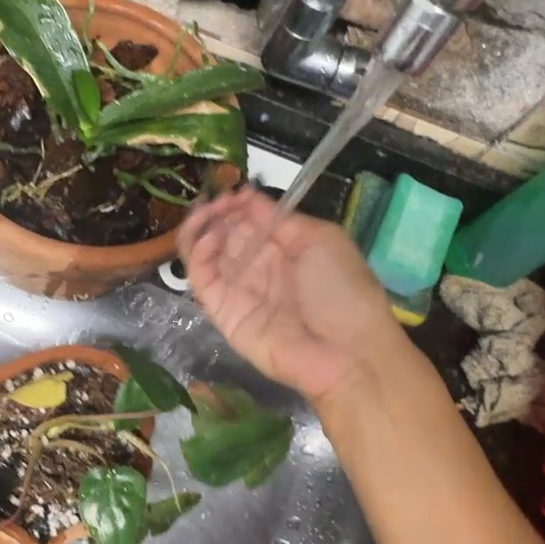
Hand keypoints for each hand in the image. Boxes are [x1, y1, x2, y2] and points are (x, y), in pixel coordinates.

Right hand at [178, 188, 406, 404]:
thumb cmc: (343, 291)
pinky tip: (209, 238)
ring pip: (207, 254)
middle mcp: (258, 268)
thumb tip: (247, 196)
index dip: (237, 204)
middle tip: (212, 200)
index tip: (231, 191)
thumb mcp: (321, 239)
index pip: (250, 221)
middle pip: (225, 234)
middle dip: (216, 213)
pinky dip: (198, 254)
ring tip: (204, 213)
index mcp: (284, 249)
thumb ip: (279, 219)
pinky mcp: (221, 311)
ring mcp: (238, 290)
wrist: (346, 352)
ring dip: (201, 228)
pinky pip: (202, 279)